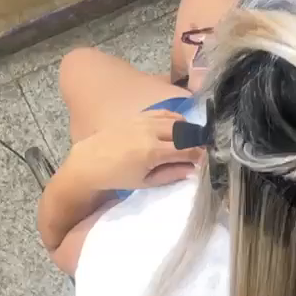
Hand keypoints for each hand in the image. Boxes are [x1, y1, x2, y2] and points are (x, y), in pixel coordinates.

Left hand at [68, 111, 202, 190]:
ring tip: (190, 141)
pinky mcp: (138, 116)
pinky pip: (164, 113)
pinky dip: (175, 119)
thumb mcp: (145, 182)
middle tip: (200, 150)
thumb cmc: (118, 177)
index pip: (186, 150)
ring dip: (187, 129)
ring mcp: (144, 121)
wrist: (90, 162)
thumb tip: (193, 169)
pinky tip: (177, 128)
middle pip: (185, 132)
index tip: (206, 160)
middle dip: (196, 141)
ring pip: (176, 120)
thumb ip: (171, 174)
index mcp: (152, 152)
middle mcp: (150, 132)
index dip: (200, 155)